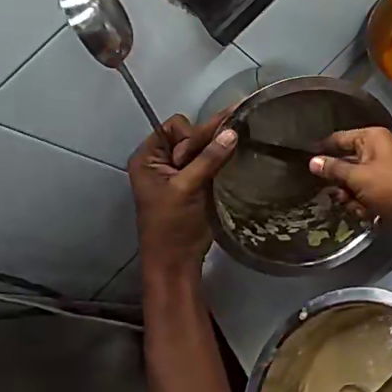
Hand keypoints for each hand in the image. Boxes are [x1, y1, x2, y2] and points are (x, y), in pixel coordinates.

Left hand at [128, 113, 237, 282]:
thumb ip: (208, 159)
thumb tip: (232, 132)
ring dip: (218, 148)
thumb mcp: (186, 189)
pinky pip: (210, 163)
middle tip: (233, 137)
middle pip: (189, 136)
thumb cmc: (172, 226)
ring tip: (243, 136)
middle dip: (207, 139)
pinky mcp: (195, 184)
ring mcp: (179, 173)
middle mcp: (162, 161)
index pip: (173, 128)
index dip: (190, 136)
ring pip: (202, 149)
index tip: (197, 157)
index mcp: (148, 158)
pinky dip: (222, 159)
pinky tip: (239, 152)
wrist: (176, 263)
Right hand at [308, 127, 391, 240]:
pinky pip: (363, 197)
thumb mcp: (359, 177)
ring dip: (351, 198)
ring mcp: (381, 173)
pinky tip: (369, 214)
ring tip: (358, 205)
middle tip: (337, 193)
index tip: (304, 163)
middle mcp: (375, 152)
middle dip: (339, 183)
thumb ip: (333, 169)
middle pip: (343, 164)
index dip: (322, 151)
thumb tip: (313, 162)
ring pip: (351, 185)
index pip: (337, 140)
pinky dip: (363, 207)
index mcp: (371, 139)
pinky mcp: (385, 193)